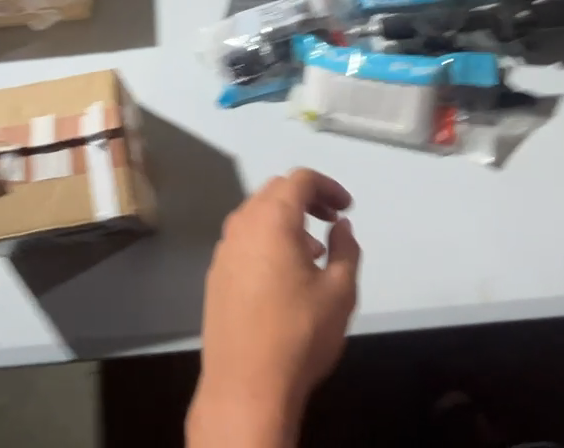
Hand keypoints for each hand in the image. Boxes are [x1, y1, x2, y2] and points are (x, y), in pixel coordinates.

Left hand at [188, 168, 360, 446]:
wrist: (246, 384)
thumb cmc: (299, 333)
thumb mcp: (340, 292)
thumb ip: (345, 249)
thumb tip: (341, 226)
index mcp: (272, 220)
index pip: (299, 180)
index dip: (327, 185)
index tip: (347, 206)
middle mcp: (242, 225)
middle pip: (274, 191)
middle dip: (306, 198)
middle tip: (332, 220)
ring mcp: (224, 249)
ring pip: (256, 215)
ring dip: (286, 221)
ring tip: (314, 251)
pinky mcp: (216, 273)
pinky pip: (244, 240)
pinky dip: (267, 240)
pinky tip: (285, 274)